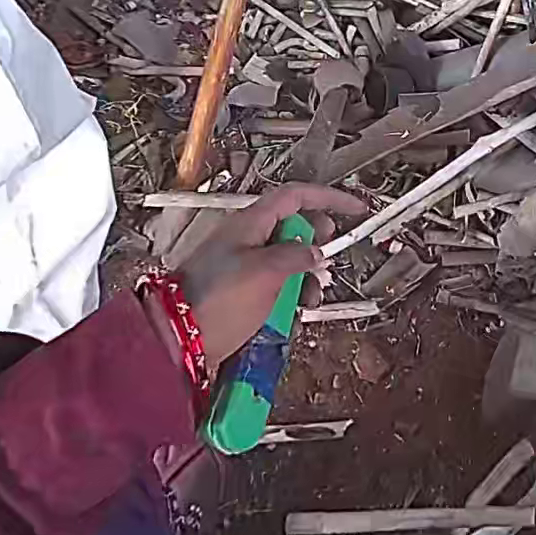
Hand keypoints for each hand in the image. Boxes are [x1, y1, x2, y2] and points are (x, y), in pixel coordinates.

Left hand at [176, 184, 366, 362]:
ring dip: (305, 275)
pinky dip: (289, 293)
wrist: (178, 338)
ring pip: (287, 257)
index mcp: (251, 222)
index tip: (356, 209)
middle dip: (317, 242)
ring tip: (311, 296)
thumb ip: (296, 256)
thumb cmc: (221, 299)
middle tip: (327, 261)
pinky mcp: (241, 290)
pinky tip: (295, 311)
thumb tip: (315, 253)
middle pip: (293, 226)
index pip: (296, 196)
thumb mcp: (266, 273)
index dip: (329, 199)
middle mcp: (247, 237)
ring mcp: (243, 264)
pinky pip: (275, 282)